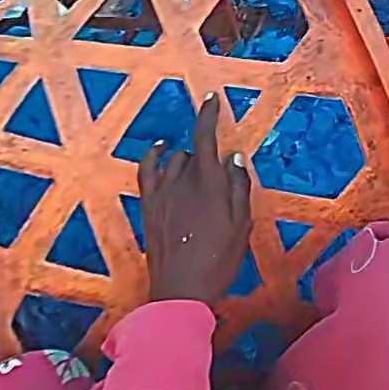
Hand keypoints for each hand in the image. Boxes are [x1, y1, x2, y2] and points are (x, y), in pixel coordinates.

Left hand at [140, 93, 252, 305]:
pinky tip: (161, 151)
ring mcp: (161, 192)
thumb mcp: (241, 224)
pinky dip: (154, 155)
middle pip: (193, 152)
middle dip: (206, 155)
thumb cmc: (219, 259)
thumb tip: (233, 157)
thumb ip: (239, 188)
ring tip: (198, 174)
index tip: (212, 99)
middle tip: (219, 178)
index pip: (206, 137)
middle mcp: (182, 181)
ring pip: (174, 160)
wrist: (181, 290)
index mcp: (209, 183)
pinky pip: (147, 169)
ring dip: (187, 160)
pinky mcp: (149, 204)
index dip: (208, 114)